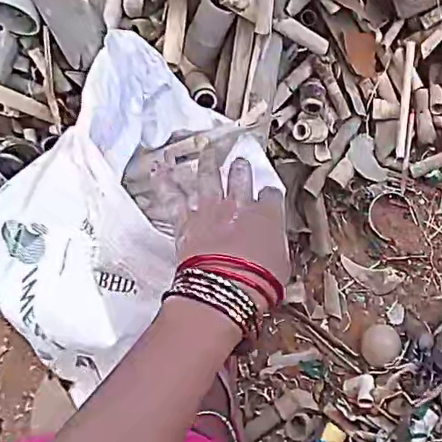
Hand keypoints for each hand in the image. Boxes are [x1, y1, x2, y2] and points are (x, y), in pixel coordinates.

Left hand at [176, 144, 289, 309]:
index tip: (268, 197)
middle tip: (240, 162)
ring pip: (209, 177)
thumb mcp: (282, 265)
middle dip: (241, 168)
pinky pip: (173, 196)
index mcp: (267, 215)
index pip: (271, 195)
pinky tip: (160, 171)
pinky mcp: (186, 221)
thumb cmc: (258, 281)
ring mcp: (210, 210)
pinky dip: (166, 183)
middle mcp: (238, 206)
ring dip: (208, 162)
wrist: (225, 289)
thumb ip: (278, 250)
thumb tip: (276, 252)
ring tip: (207, 152)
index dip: (269, 196)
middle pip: (240, 177)